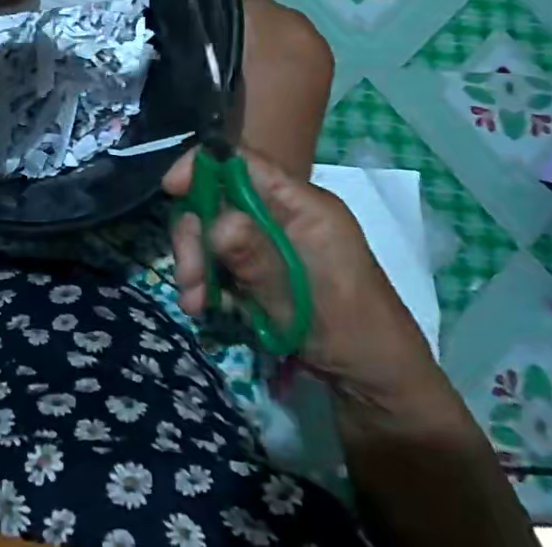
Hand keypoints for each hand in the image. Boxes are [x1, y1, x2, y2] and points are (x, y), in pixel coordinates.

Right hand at [164, 149, 442, 411]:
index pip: (245, 162)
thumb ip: (258, 259)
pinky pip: (226, 262)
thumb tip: (215, 222)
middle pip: (222, 200)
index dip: (204, 166)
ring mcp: (275, 244)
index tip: (171, 190)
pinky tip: (206, 308)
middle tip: (187, 279)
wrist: (380, 389)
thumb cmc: (355, 337)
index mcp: (305, 206)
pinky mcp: (267, 271)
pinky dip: (210, 281)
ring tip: (195, 303)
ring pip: (217, 233)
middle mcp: (286, 216)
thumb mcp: (304, 300)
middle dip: (196, 234)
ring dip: (198, 264)